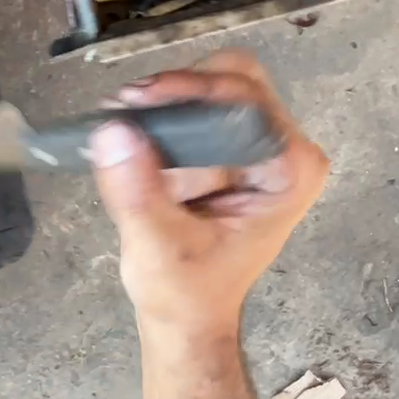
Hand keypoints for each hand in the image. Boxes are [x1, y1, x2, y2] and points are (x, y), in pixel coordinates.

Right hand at [89, 49, 327, 337]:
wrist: (184, 318)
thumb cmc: (183, 293)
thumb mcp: (156, 246)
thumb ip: (136, 190)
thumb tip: (111, 131)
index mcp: (288, 171)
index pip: (247, 99)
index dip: (191, 89)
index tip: (139, 99)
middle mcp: (282, 151)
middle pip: (234, 80)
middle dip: (177, 90)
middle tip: (127, 108)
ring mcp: (255, 150)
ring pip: (211, 89)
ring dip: (164, 104)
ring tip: (121, 125)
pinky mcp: (225, 154)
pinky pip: (194, 113)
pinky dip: (160, 118)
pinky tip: (128, 138)